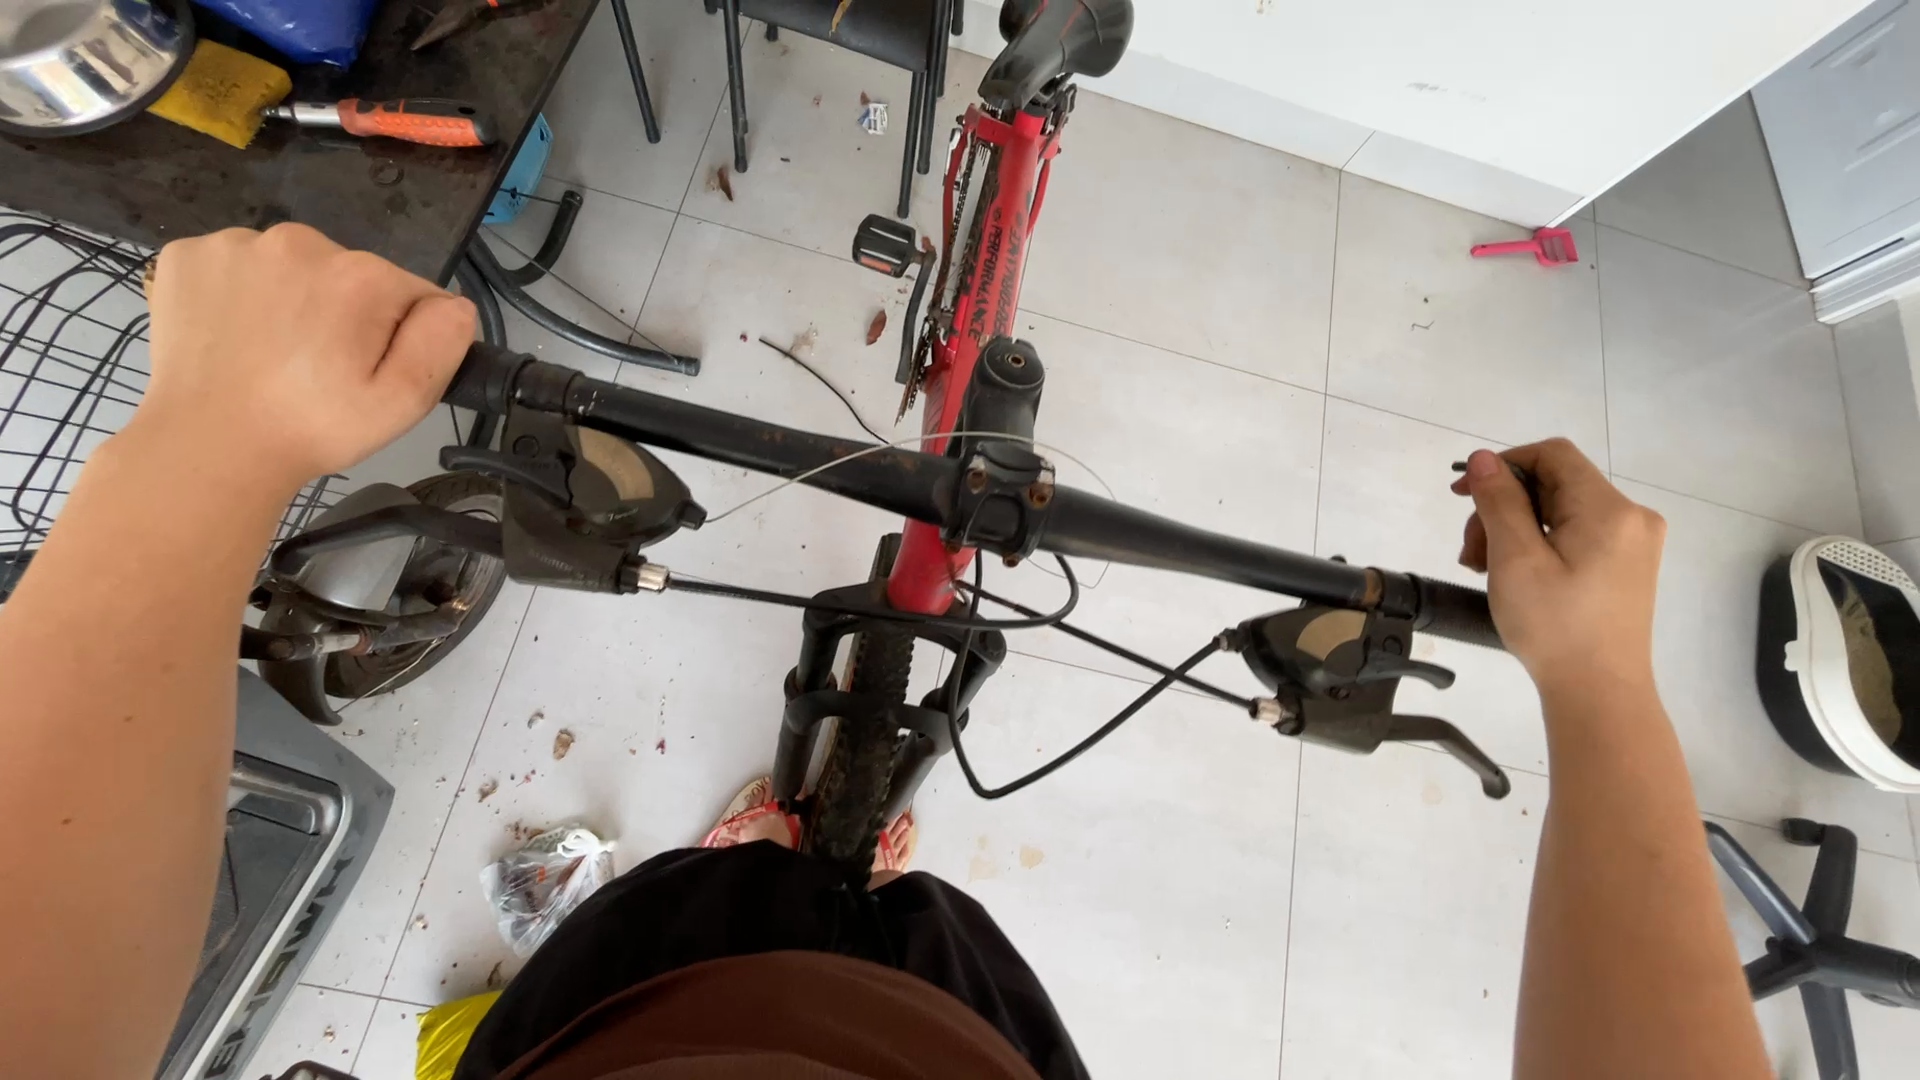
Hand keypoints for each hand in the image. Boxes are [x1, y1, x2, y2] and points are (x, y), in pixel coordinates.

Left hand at [131, 223, 475, 496]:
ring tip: (287, 353)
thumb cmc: (318, 425)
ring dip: (305, 302)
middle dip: (357, 315)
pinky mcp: (187, 255)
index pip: (420, 295)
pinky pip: (247, 268)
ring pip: (303, 270)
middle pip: (359, 277)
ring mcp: (234, 244)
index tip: (378, 371)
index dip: (410, 336)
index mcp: (361, 275)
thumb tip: (453, 306)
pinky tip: (246, 336)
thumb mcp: (408, 398)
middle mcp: (300, 241)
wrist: (209, 444)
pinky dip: (251, 296)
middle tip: (333, 368)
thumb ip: (443, 341)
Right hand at [1452, 440, 1665, 691]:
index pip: (1552, 455)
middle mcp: (1631, 517)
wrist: (1598, 690)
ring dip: (1512, 529)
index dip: (1503, 465)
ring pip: (1558, 511)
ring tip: (1484, 569)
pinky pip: (1572, 534)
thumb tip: (1483, 458)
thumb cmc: (1553, 623)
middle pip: (1552, 485)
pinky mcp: (1624, 565)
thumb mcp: (1515, 558)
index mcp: (1609, 510)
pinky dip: (1535, 544)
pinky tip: (1512, 573)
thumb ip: (1499, 502)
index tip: (1461, 496)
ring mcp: (1632, 542)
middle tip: (1471, 552)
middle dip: (1501, 508)